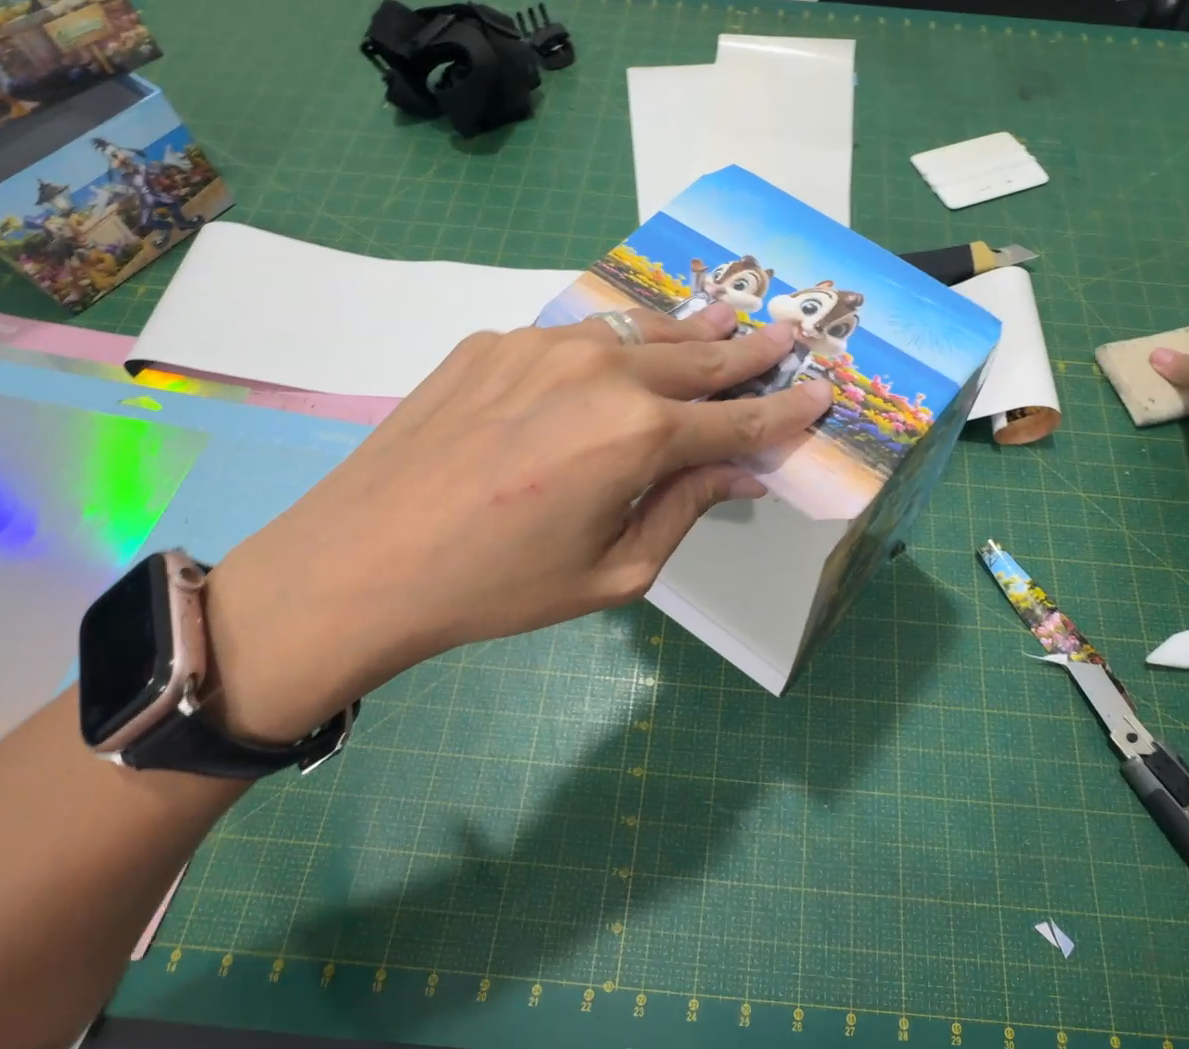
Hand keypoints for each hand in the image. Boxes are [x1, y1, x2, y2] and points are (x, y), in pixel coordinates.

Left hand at [200, 303, 829, 742]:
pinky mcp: (493, 342)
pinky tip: (626, 349)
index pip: (735, 421)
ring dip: (689, 331)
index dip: (784, 413)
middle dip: (749, 352)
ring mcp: (541, 346)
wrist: (366, 561)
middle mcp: (600, 372)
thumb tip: (742, 474)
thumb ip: (684, 509)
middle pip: (696, 358)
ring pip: (638, 331)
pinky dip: (617, 340)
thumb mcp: (613, 570)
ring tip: (726, 320)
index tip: (822, 395)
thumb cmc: (499, 588)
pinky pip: (575, 333)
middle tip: (787, 337)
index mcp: (638, 437)